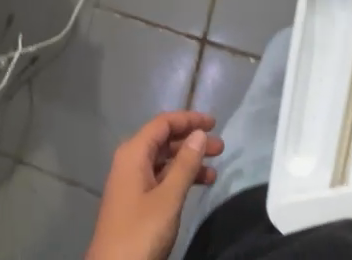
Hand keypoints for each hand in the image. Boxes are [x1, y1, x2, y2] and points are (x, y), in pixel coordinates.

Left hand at [86, 111, 225, 259]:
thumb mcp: (168, 198)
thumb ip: (185, 164)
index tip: (214, 123)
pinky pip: (161, 178)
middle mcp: (130, 162)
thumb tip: (198, 134)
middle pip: (164, 141)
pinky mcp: (136, 201)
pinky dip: (180, 179)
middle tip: (221, 148)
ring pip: (164, 161)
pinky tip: (198, 186)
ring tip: (214, 171)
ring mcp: (132, 182)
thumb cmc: (140, 231)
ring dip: (189, 163)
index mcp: (133, 153)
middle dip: (192, 142)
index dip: (188, 120)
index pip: (163, 123)